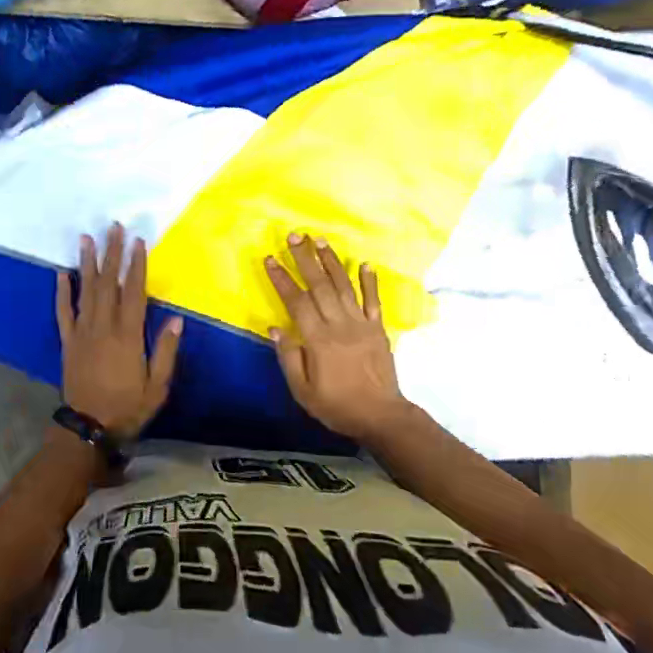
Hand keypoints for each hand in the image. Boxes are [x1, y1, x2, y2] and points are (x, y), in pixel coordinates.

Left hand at [56, 224, 182, 439]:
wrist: (88, 426)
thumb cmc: (129, 407)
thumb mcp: (158, 386)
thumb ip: (166, 351)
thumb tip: (177, 319)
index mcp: (128, 336)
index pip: (134, 292)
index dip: (137, 265)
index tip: (139, 242)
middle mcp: (103, 327)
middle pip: (108, 283)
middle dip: (112, 253)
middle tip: (113, 228)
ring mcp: (82, 332)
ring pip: (85, 291)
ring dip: (86, 263)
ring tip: (86, 239)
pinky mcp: (67, 341)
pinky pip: (63, 312)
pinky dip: (61, 291)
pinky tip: (61, 273)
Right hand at [265, 232, 417, 441]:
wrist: (382, 417)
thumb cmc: (337, 406)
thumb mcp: (303, 390)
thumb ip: (288, 357)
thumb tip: (275, 327)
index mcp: (318, 340)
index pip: (296, 302)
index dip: (282, 279)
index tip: (270, 259)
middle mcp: (340, 325)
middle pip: (319, 285)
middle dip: (304, 258)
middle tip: (294, 236)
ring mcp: (362, 325)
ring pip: (344, 286)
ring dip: (331, 261)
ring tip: (320, 240)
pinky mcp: (378, 329)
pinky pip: (373, 301)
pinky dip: (369, 281)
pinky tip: (364, 263)